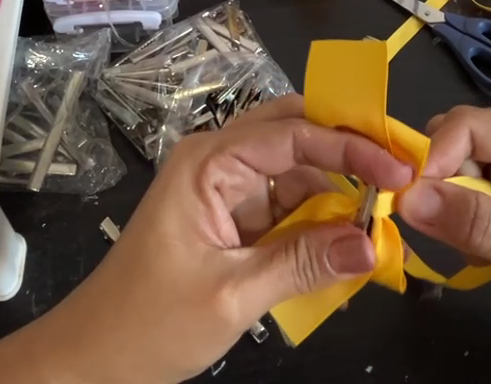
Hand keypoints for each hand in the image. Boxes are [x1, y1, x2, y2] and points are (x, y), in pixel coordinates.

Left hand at [0, 97, 412, 383]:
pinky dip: (316, 213)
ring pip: (293, 166)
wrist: (91, 359)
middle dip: (345, 146)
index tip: (400, 167)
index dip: (350, 146)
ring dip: (335, 184)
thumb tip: (371, 243)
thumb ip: (304, 263)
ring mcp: (223, 185)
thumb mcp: (233, 296)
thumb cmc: (150, 322)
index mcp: (209, 160)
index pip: (293, 134)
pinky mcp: (229, 213)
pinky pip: (283, 199)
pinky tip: (347, 231)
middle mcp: (217, 158)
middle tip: (399, 167)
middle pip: (292, 132)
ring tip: (383, 203)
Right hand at [396, 107, 490, 383]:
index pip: (470, 125)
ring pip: (452, 174)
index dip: (435, 155)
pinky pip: (459, 203)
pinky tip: (480, 258)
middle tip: (440, 230)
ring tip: (475, 251)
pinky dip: (455, 228)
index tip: (409, 199)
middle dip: (438, 182)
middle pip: (456, 144)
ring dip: (447, 210)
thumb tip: (408, 196)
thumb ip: (479, 224)